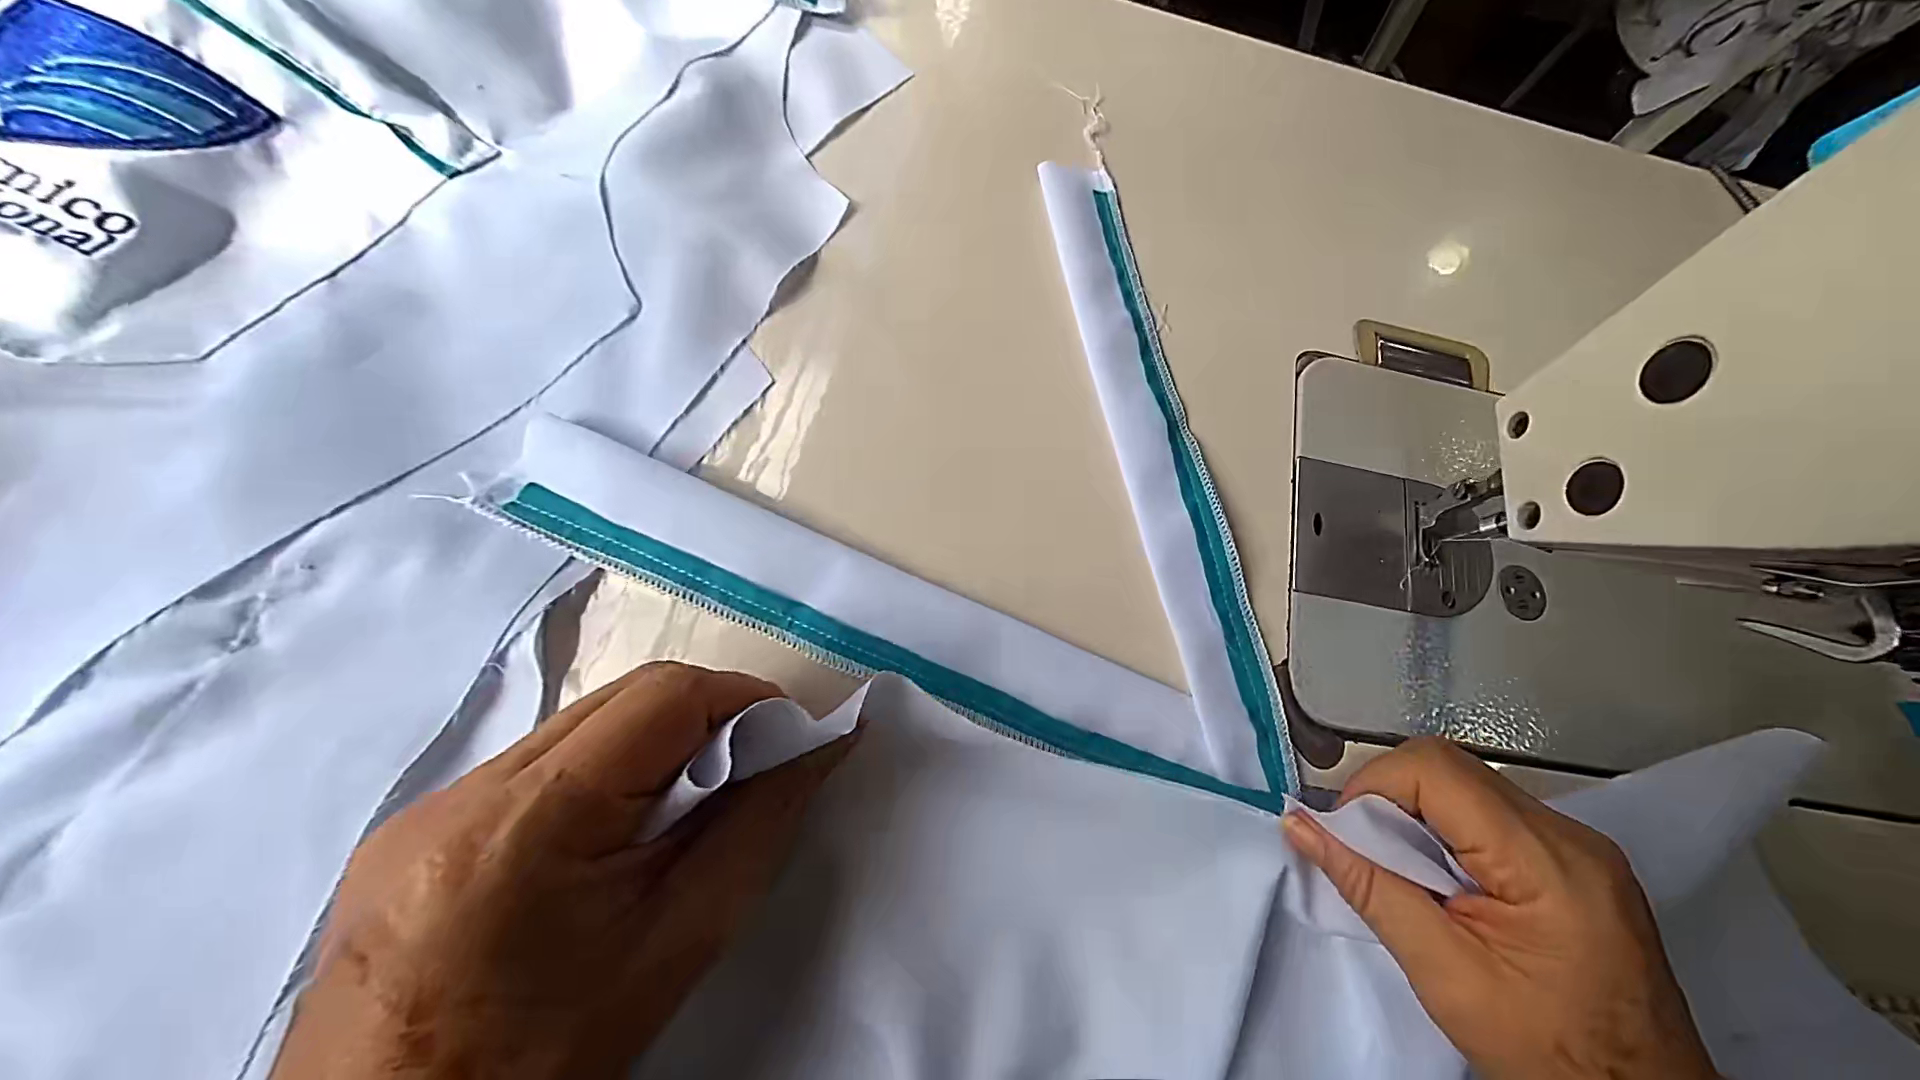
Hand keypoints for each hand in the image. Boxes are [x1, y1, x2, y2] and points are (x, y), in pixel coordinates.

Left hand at [271, 661, 849, 1079]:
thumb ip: (758, 825)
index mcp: (531, 819)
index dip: (743, 698)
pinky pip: (535, 762)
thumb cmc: (552, 1058)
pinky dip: (600, 772)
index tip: (788, 734)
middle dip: (704, 715)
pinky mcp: (411, 828)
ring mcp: (427, 806)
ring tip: (684, 803)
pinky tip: (610, 832)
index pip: (664, 697)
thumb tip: (816, 745)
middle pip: (621, 697)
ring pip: (580, 723)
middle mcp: (465, 791)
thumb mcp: (679, 941)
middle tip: (750, 764)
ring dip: (652, 742)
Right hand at [1281, 737, 1719, 1079]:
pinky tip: (1441, 875)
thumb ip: (1367, 887)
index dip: (1373, 786)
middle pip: (1448, 765)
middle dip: (1388, 794)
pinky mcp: (1576, 857)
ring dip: (1413, 810)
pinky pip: (1488, 808)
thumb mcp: (1442, 973)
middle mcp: (1570, 835)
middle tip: (1368, 851)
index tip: (1348, 835)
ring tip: (1402, 868)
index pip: (1434, 769)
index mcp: (1545, 862)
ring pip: (1465, 781)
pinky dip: (1444, 826)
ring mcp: (1579, 843)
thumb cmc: (1545, 1050)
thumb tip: (1297, 826)